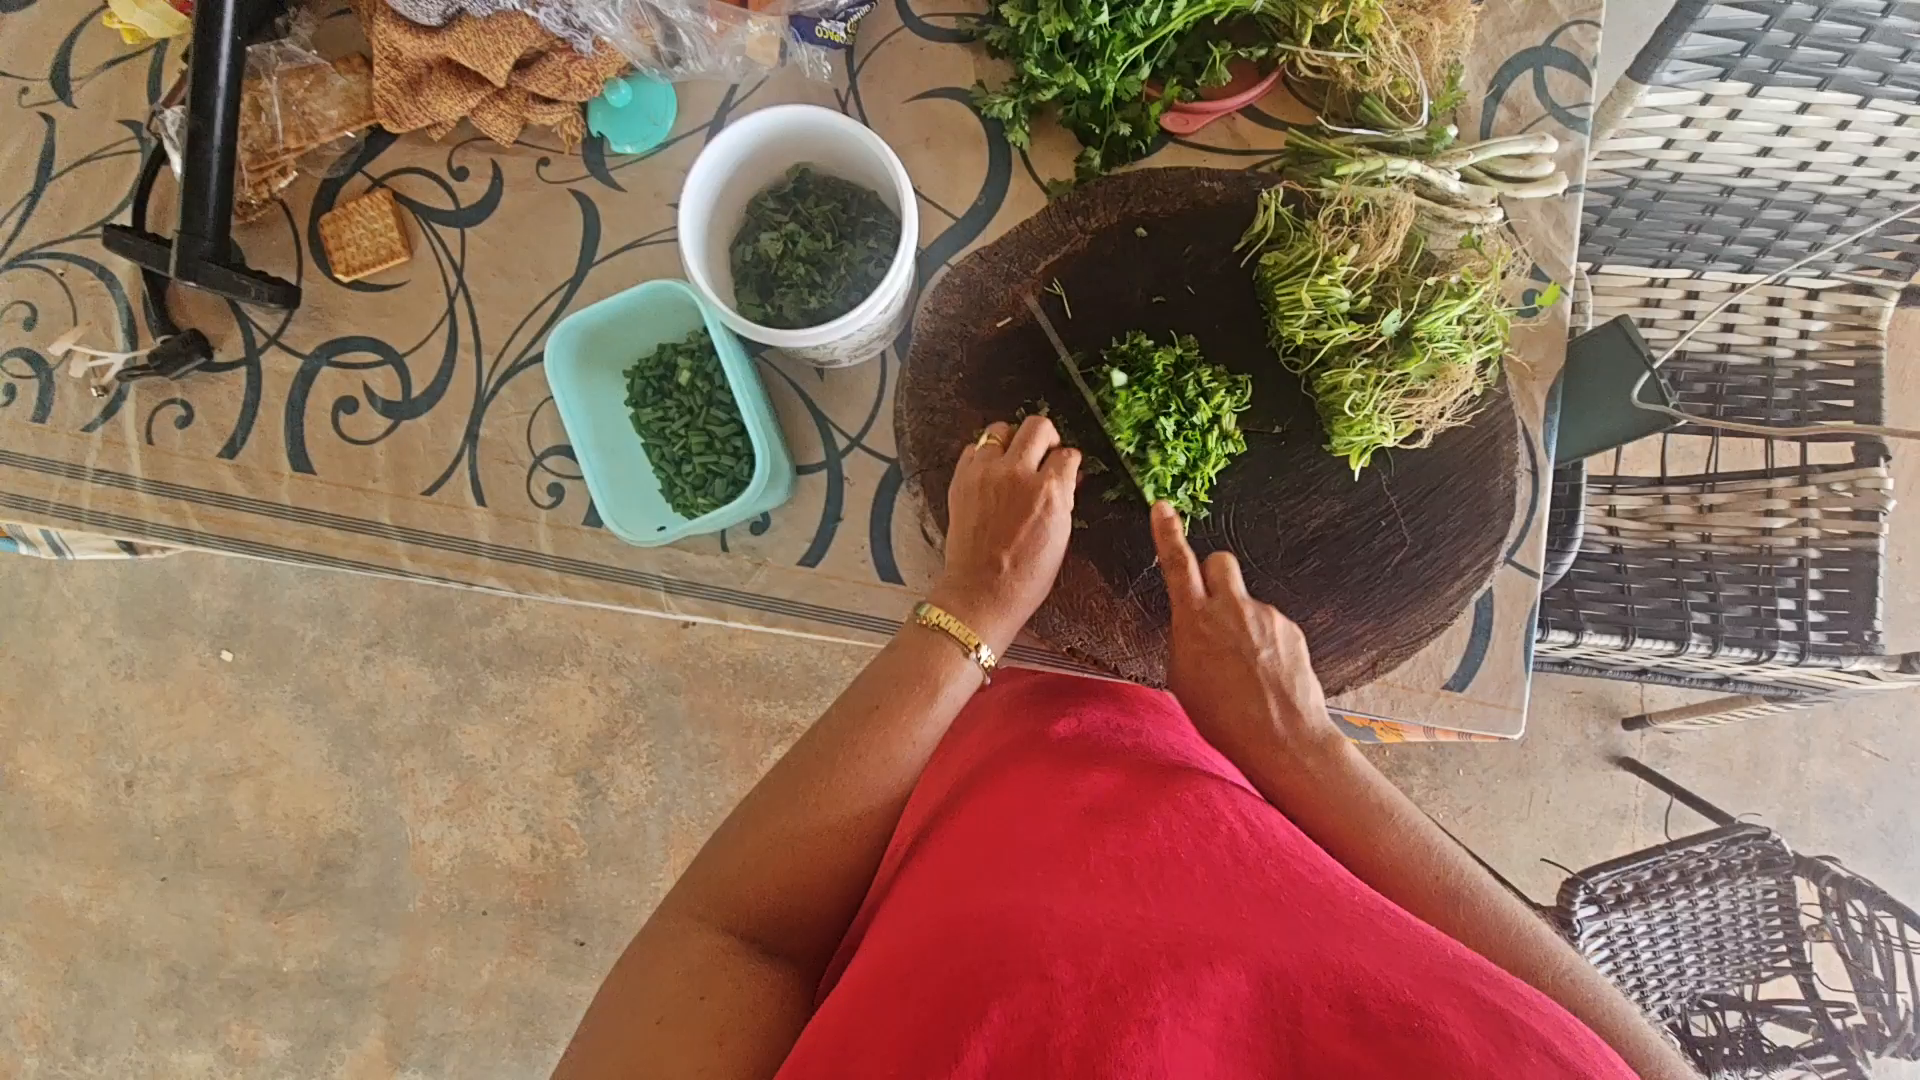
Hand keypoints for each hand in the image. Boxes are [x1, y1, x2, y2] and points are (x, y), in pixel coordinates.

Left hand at [929, 416, 1080, 653]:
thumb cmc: (1026, 575)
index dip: (1069, 461)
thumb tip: (1069, 476)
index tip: (1066, 466)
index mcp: (1049, 491)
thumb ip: (1065, 499)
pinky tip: (991, 471)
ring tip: (1015, 458)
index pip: (1067, 454)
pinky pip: (973, 448)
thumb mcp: (1061, 536)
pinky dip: (984, 454)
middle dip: (1047, 436)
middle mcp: (1017, 474)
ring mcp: (985, 474)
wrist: (982, 591)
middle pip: (1038, 426)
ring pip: (1001, 429)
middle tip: (1045, 451)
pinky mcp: (962, 480)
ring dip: (1012, 440)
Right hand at [1151, 501, 1338, 766]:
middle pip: (1219, 560)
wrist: (1281, 738)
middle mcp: (1230, 608)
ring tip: (1243, 665)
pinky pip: (1269, 622)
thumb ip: (1185, 638)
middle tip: (1211, 604)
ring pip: (1245, 599)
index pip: (1177, 564)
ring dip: (1240, 619)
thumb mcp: (1182, 677)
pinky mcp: (1290, 628)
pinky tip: (1265, 672)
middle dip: (1212, 574)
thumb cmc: (1222, 716)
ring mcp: (1264, 615)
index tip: (1162, 508)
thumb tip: (1193, 624)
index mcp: (1194, 620)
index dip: (1167, 534)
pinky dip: (1263, 640)